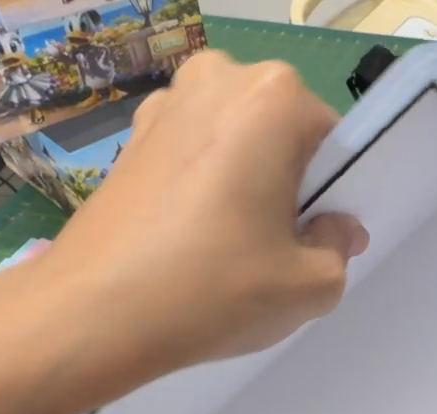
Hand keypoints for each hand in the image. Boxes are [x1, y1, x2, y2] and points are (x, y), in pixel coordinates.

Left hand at [0, 51, 368, 413]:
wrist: (96, 313)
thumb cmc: (214, 290)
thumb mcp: (310, 286)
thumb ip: (340, 248)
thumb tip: (338, 229)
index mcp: (273, 99)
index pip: (333, 143)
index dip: (332, 196)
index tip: (315, 238)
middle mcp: (218, 79)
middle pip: (283, 137)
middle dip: (289, 188)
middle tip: (273, 250)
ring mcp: (167, 103)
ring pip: (238, 147)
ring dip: (247, 190)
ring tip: (229, 252)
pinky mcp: (133, 137)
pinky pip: (196, 158)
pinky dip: (206, 193)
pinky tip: (194, 245)